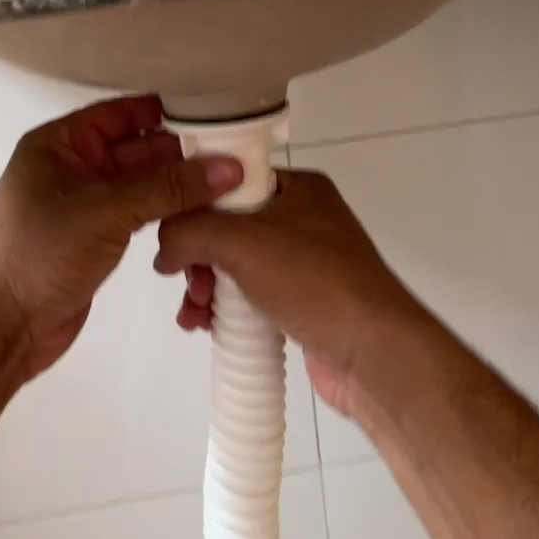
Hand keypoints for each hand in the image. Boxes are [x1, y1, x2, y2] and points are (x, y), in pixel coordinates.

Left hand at [0, 96, 243, 380]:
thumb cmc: (41, 250)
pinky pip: (138, 216)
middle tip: (236, 154)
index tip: (214, 113)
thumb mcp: (106, 209)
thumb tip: (230, 167)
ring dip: (178, 186)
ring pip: (140, 185)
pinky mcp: (95, 240)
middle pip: (135, 149)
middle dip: (180, 152)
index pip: (119, 113)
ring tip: (231, 183)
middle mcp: (72, 168)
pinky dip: (166, 214)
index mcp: (61, 143)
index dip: (163, 110)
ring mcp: (84, 206)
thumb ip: (169, 187)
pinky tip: (203, 215)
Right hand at [154, 169, 432, 415]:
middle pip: (228, 228)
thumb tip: (162, 251)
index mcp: (298, 188)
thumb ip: (189, 231)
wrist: (376, 356)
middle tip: (190, 286)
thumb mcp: (240, 241)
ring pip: (236, 266)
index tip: (175, 237)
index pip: (231, 182)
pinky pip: (251, 296)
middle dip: (199, 259)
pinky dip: (227, 309)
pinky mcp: (305, 304)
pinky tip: (208, 328)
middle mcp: (303, 219)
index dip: (198, 206)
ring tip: (195, 317)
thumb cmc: (313, 282)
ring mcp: (306, 264)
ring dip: (207, 289)